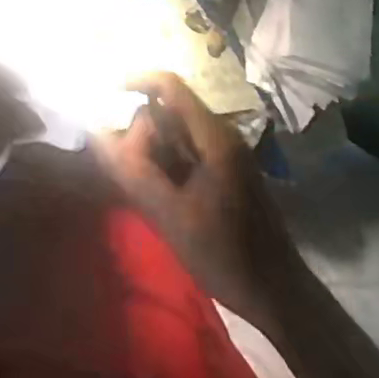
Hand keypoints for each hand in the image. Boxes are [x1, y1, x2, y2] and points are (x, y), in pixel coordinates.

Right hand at [93, 73, 303, 319]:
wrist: (280, 296)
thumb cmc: (225, 253)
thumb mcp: (169, 214)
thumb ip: (132, 170)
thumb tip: (98, 133)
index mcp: (213, 138)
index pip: (169, 85)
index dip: (135, 81)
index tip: (106, 98)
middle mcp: (222, 136)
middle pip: (168, 111)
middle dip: (141, 133)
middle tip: (131, 171)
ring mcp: (228, 153)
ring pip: (176, 132)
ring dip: (153, 151)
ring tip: (147, 191)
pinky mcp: (228, 171)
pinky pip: (187, 150)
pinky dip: (167, 163)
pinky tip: (163, 197)